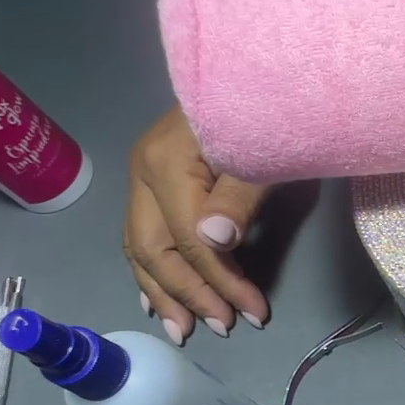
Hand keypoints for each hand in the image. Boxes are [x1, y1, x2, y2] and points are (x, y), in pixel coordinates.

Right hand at [123, 106, 272, 344]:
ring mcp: (144, 177)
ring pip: (142, 247)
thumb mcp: (261, 156)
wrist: (254, 75)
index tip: (253, 314)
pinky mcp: (155, 182)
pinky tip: (155, 298)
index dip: (221, 283)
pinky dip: (152, 271)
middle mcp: (143, 174)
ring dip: (163, 292)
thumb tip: (213, 243)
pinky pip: (144, 235)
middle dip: (187, 295)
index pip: (189, 243)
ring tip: (182, 329)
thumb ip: (238, 198)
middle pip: (153, 250)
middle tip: (220, 329)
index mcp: (165, 166)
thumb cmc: (262, 113)